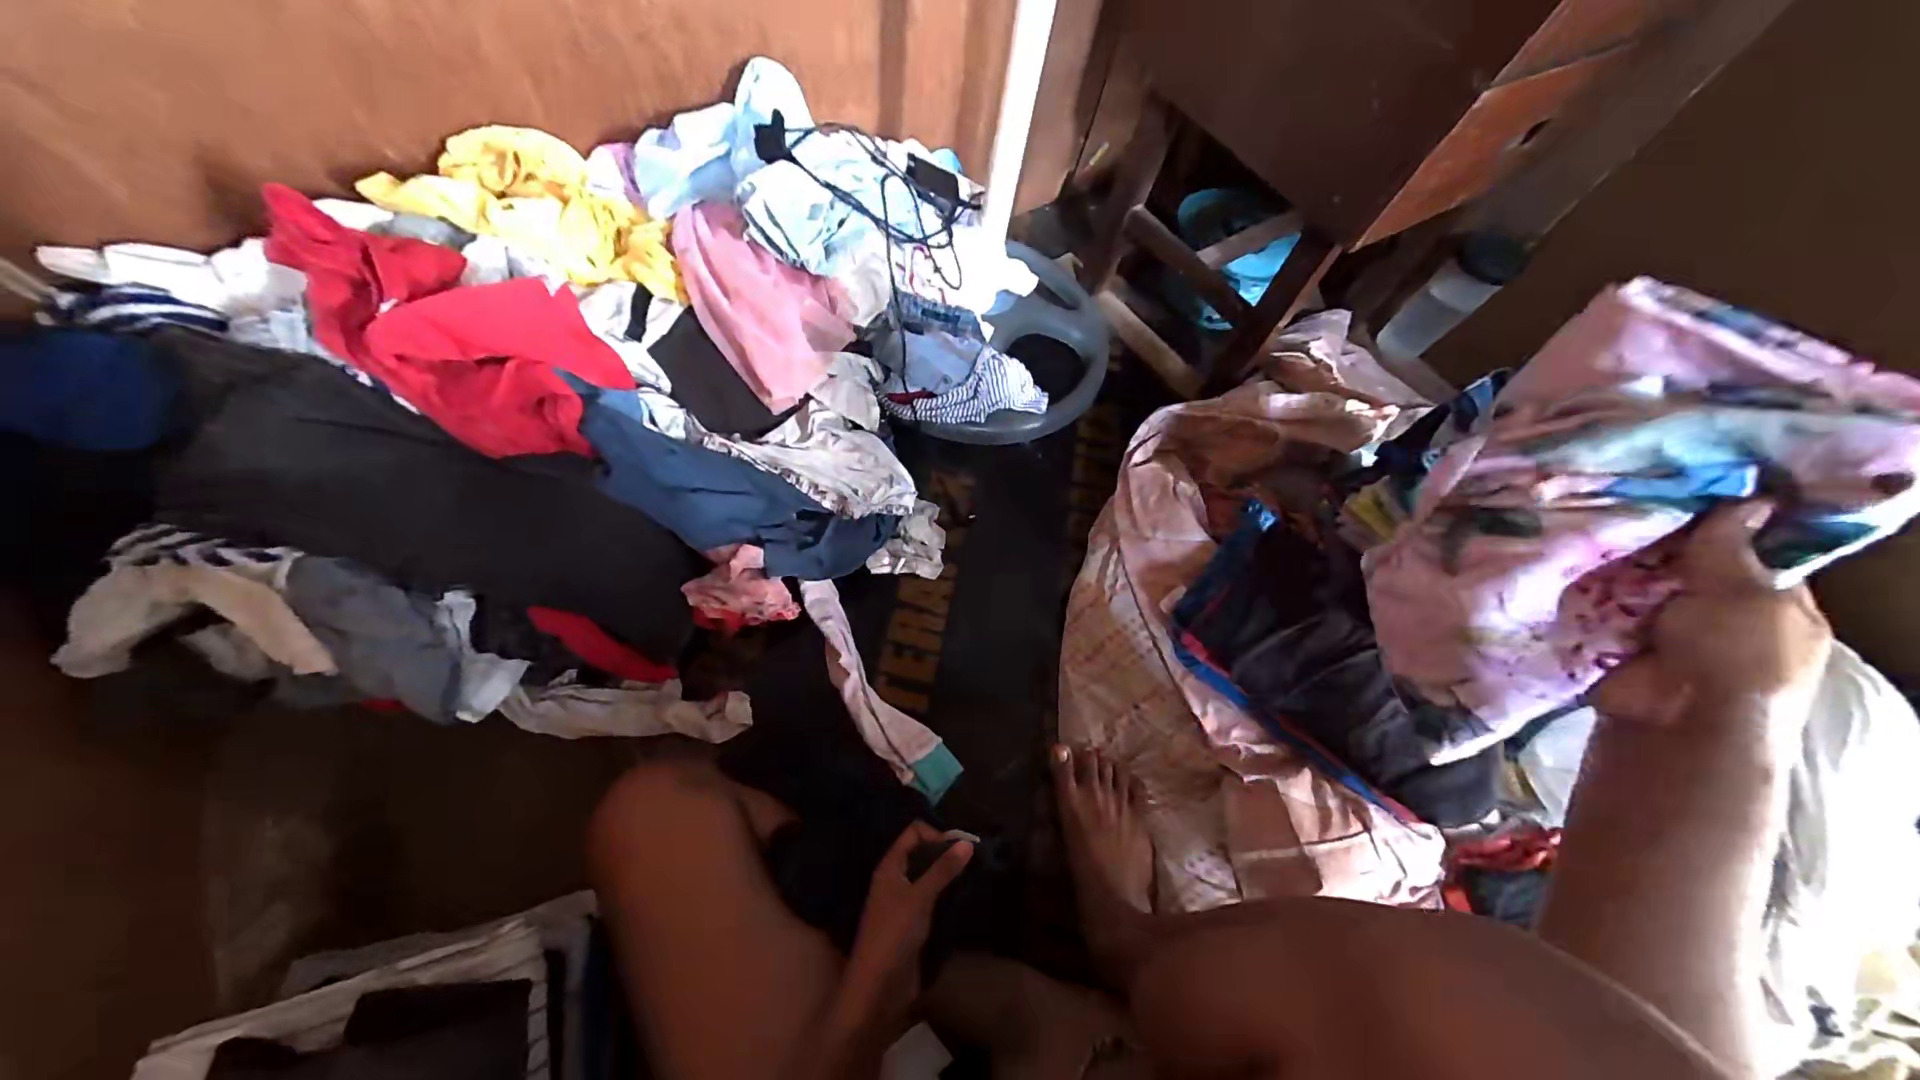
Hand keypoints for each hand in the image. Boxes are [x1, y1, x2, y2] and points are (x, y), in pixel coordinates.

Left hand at [836, 821, 973, 1037]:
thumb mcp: (919, 898)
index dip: (935, 834)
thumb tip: (967, 842)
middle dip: (945, 852)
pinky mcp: (912, 922)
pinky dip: (945, 894)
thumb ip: (942, 870)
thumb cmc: (893, 934)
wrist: (877, 988)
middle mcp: (894, 879)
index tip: (960, 848)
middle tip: (972, 860)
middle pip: (921, 852)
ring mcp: (902, 901)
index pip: (913, 832)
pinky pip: (930, 898)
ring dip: (946, 874)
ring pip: (927, 876)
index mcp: (889, 866)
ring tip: (972, 875)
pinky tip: (962, 897)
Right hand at [1594, 500, 1831, 744]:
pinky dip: (1582, 588)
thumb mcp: (1744, 593)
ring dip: (1611, 562)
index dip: (1718, 519)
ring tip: (1579, 518)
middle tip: (1616, 495)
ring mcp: (1663, 628)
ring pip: (1634, 581)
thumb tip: (1749, 499)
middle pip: (1682, 562)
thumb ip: (1731, 547)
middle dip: (1652, 538)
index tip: (1678, 485)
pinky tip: (1562, 557)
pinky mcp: (1615, 639)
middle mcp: (1718, 611)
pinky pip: (1597, 604)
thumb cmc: (1734, 658)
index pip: (1746, 547)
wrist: (1673, 721)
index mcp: (1772, 601)